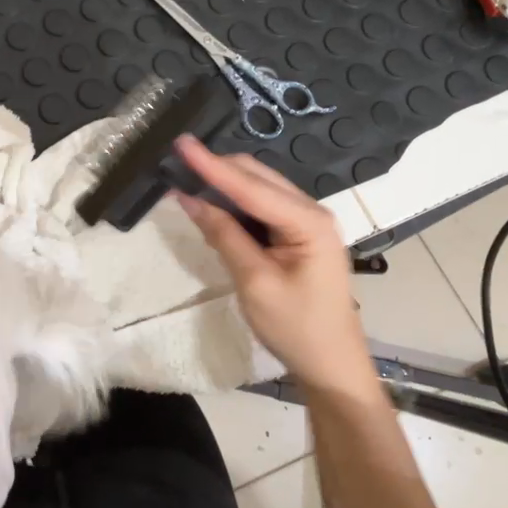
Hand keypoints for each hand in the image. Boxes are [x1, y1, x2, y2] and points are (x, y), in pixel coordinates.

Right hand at [173, 136, 373, 393]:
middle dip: (216, 168)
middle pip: (256, 177)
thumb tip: (189, 198)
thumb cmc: (296, 327)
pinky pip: (260, 206)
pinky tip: (210, 205)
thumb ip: (224, 235)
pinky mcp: (297, 234)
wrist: (332, 366)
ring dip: (222, 183)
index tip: (181, 141)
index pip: (250, 186)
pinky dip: (233, 202)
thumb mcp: (254, 282)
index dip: (212, 165)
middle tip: (175, 163)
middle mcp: (311, 212)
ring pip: (257, 188)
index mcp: (308, 222)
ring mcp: (306, 222)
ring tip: (185, 180)